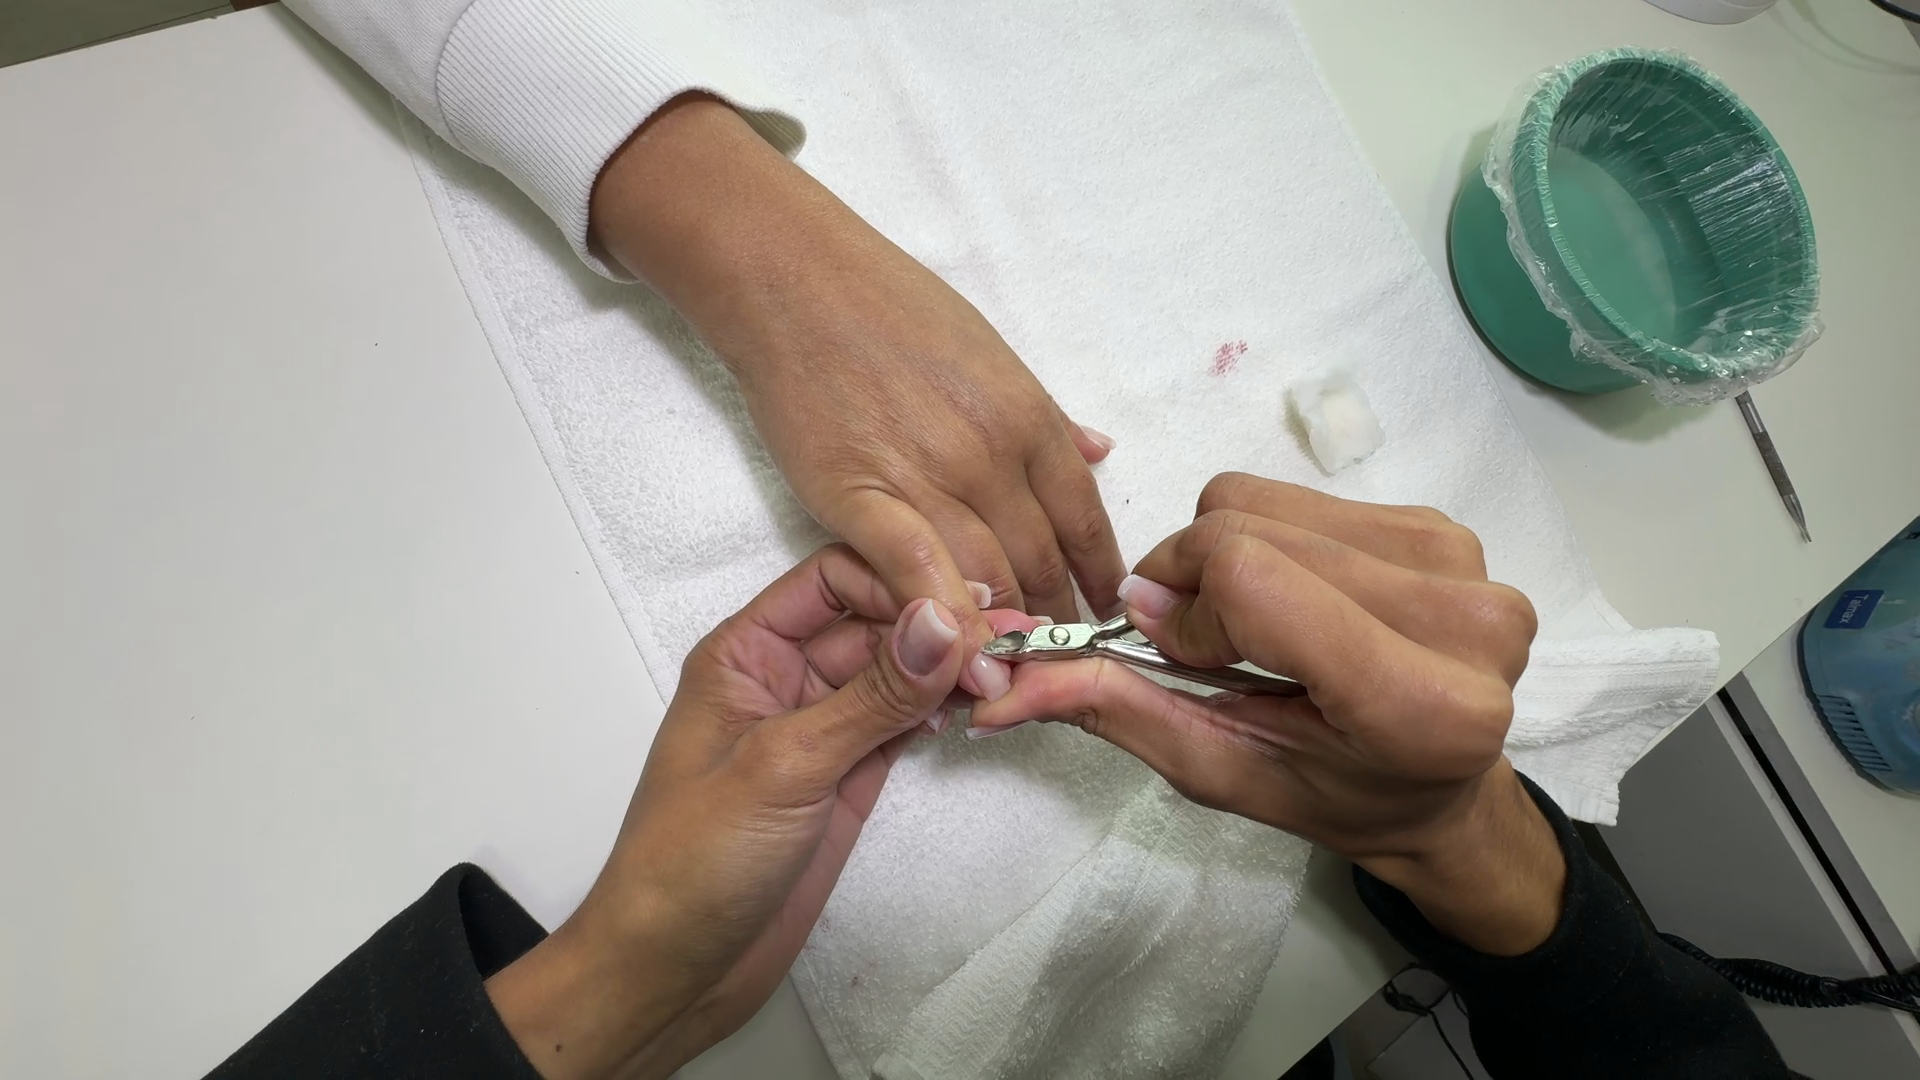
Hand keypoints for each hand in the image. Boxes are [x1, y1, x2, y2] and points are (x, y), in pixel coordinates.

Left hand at [484, 546, 969, 1078]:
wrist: (676, 974)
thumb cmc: (695, 860)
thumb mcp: (783, 765)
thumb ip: (871, 695)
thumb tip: (944, 623)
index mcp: (750, 648)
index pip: (835, 578)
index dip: (898, 579)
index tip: (961, 607)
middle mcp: (790, 671)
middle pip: (876, 619)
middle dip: (937, 627)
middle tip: (1003, 646)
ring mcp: (826, 719)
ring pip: (898, 668)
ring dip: (949, 667)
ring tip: (1003, 673)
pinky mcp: (853, 764)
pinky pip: (906, 714)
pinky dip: (941, 706)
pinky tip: (972, 707)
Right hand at [588, 96, 1125, 669]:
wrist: (797, 284)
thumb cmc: (894, 310)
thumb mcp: (991, 352)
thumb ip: (1045, 416)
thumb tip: (1098, 452)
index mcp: (1029, 418)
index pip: (1085, 519)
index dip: (1099, 577)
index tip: (1105, 614)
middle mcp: (992, 454)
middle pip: (1042, 560)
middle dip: (1059, 619)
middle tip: (1063, 661)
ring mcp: (931, 476)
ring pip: (989, 577)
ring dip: (1008, 632)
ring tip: (1018, 671)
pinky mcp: (862, 496)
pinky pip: (918, 571)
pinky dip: (946, 618)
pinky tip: (961, 657)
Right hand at [970, 473, 1565, 954]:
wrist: (1445, 789)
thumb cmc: (1332, 797)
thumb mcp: (1217, 772)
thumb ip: (1117, 713)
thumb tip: (1005, 683)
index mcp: (1418, 703)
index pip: (1250, 579)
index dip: (1182, 607)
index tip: (1169, 648)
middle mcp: (1462, 616)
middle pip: (1243, 533)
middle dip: (1187, 579)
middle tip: (1191, 636)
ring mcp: (1463, 558)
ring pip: (1256, 503)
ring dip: (1218, 555)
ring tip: (1244, 618)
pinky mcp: (1441, 526)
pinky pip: (1291, 494)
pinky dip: (1257, 536)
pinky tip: (1287, 591)